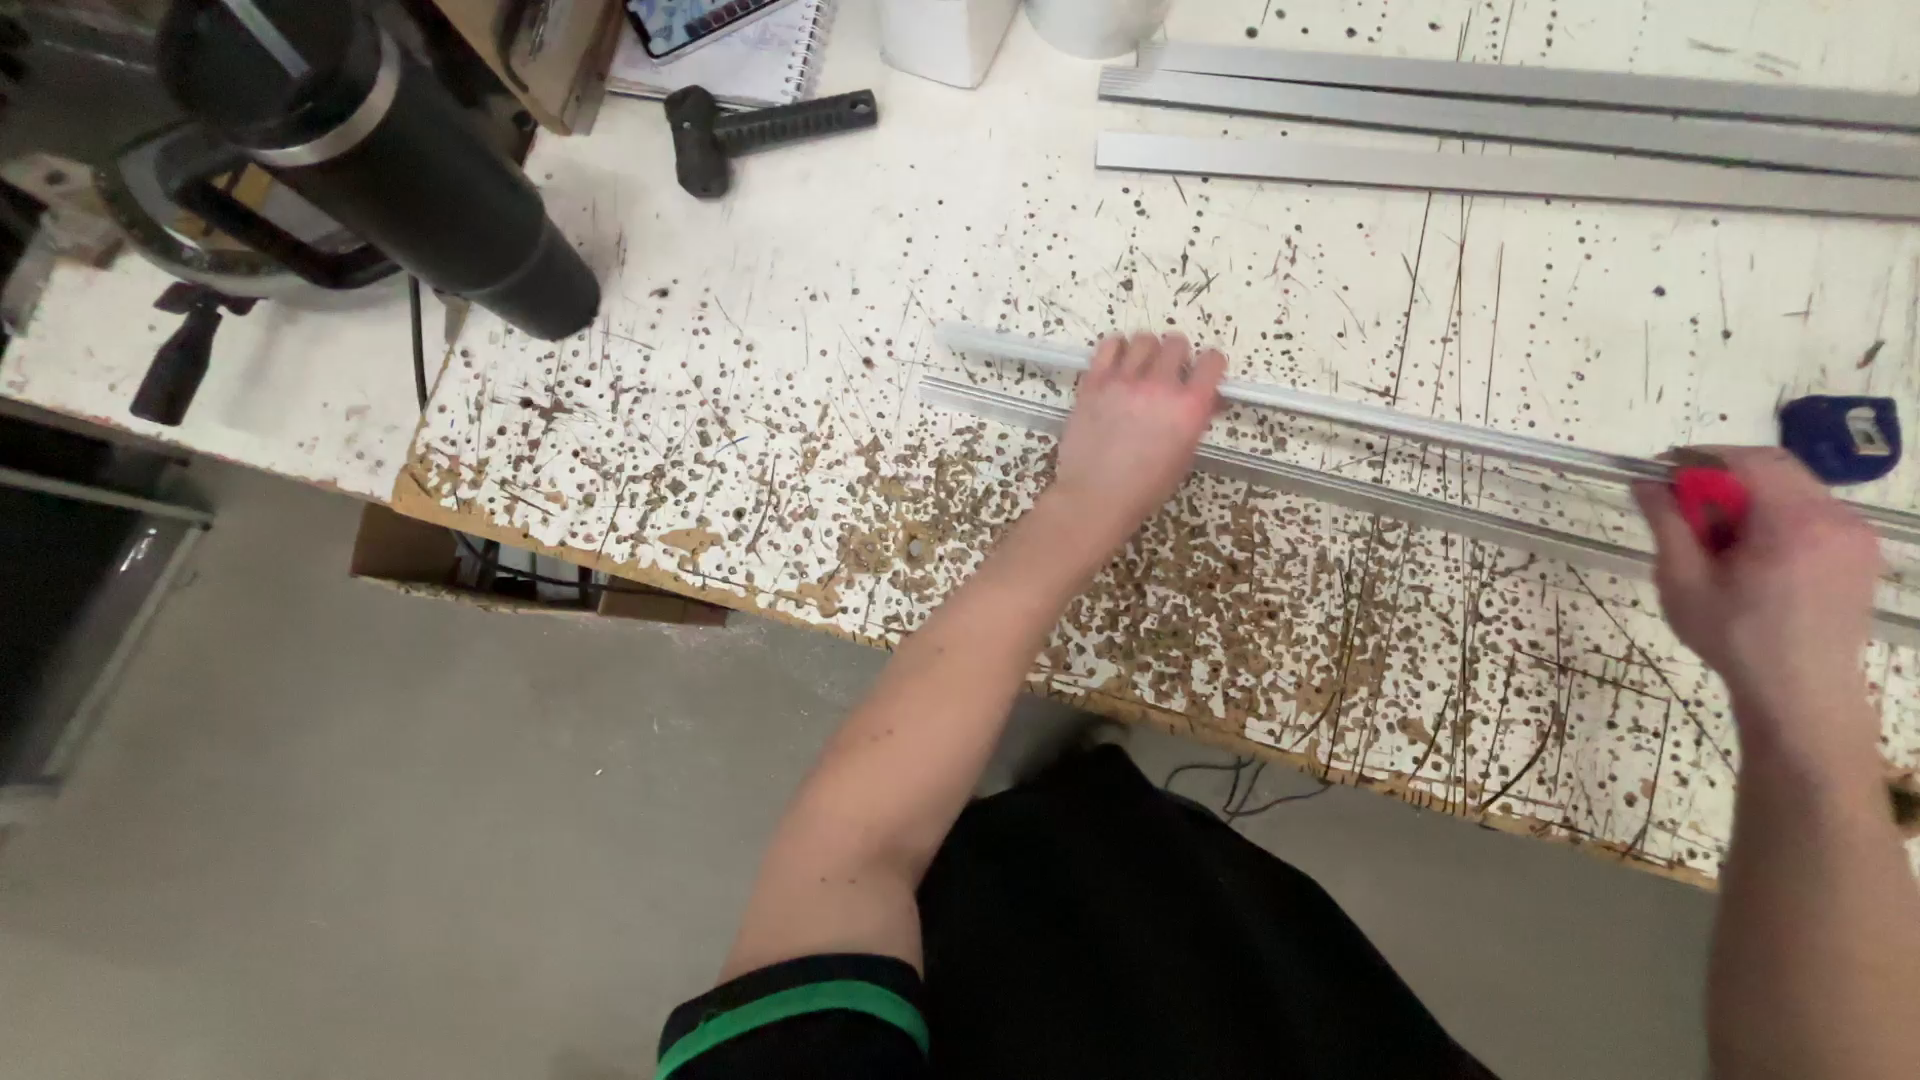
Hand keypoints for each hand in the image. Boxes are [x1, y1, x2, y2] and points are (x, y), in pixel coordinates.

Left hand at [1047, 332, 1225, 552]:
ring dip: (1147, 350)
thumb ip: (1195, 421)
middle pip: (1176, 343)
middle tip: (1168, 373)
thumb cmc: (1144, 487)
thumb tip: (1205, 400)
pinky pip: (1108, 345)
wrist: (1095, 496)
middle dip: (1177, 355)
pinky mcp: (1094, 382)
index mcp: (1189, 407)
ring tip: (1140, 367)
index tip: (1202, 373)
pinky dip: (1116, 348)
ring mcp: (1123, 381)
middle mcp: (1159, 386)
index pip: (1212, 361)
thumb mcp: (1184, 456)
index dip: (1210, 365)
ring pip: (1143, 339)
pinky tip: (1116, 363)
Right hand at [1633, 448, 1881, 754]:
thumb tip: (1644, 482)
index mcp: (1794, 522)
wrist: (1799, 689)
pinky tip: (1740, 548)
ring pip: (1791, 488)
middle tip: (1674, 501)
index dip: (1697, 457)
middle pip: (1773, 468)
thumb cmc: (1732, 635)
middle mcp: (1836, 518)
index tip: (1657, 471)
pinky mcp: (1856, 551)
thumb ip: (1667, 522)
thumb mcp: (1682, 578)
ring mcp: (1854, 535)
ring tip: (1705, 532)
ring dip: (1743, 495)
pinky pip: (1808, 511)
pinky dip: (1768, 514)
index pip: (1747, 461)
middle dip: (1718, 475)